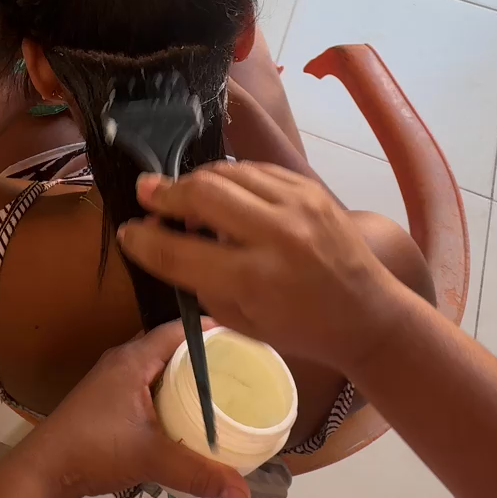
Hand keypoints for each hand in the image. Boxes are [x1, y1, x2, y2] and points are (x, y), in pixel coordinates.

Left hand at [18, 321, 250, 497]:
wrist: (47, 467)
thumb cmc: (96, 447)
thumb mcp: (151, 458)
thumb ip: (198, 473)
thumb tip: (244, 493)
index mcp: (133, 359)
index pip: (176, 331)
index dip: (207, 330)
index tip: (240, 336)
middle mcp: (123, 360)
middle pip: (168, 345)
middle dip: (200, 352)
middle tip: (236, 363)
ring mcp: (112, 378)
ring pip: (156, 365)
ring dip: (182, 372)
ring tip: (217, 385)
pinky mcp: (107, 397)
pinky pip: (146, 381)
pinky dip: (167, 388)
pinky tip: (184, 410)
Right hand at [119, 161, 406, 371]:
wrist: (369, 315)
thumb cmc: (299, 328)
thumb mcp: (240, 319)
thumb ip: (196, 277)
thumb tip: (160, 235)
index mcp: (256, 279)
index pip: (179, 251)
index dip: (143, 240)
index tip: (127, 231)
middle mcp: (277, 235)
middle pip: (202, 192)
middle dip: (165, 192)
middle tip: (146, 192)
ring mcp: (298, 204)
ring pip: (226, 172)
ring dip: (196, 181)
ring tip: (184, 195)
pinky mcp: (310, 188)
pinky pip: (253, 169)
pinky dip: (229, 178)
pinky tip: (222, 192)